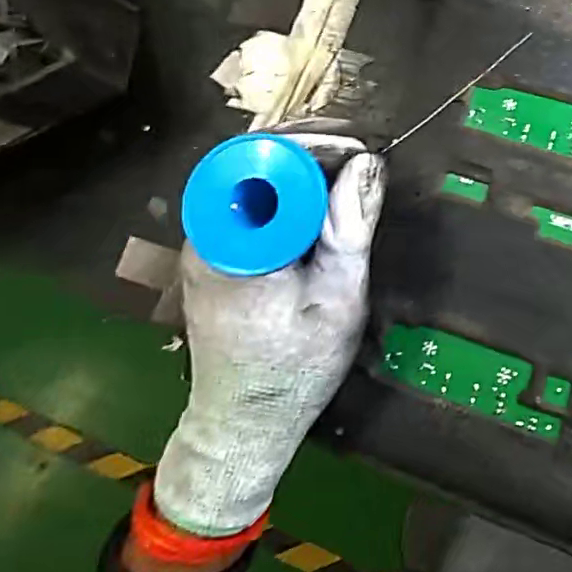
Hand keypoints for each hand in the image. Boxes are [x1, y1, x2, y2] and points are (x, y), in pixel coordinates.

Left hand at [153, 142, 384, 536]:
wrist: (243, 424)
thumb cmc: (295, 369)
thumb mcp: (337, 297)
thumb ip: (350, 226)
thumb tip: (368, 163)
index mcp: (230, 244)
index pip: (265, 162)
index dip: (315, 147)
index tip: (359, 152)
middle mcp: (204, 235)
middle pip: (253, 165)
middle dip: (309, 154)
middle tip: (357, 162)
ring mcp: (203, 246)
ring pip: (251, 184)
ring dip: (300, 177)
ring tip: (345, 181)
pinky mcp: (213, 259)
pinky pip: (250, 209)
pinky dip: (287, 202)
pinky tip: (320, 212)